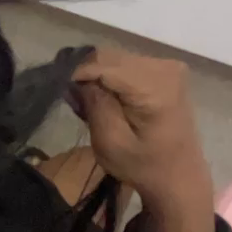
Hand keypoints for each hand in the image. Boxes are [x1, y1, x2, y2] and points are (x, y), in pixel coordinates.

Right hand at [71, 50, 210, 199]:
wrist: (177, 174)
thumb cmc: (142, 164)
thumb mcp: (109, 141)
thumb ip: (94, 105)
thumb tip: (75, 79)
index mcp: (155, 88)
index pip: (104, 66)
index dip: (74, 73)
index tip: (54, 88)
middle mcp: (165, 68)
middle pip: (109, 57)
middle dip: (83, 74)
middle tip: (70, 100)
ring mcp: (167, 68)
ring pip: (113, 58)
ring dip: (93, 76)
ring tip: (84, 101)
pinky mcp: (164, 72)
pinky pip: (124, 64)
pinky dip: (106, 78)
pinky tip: (102, 98)